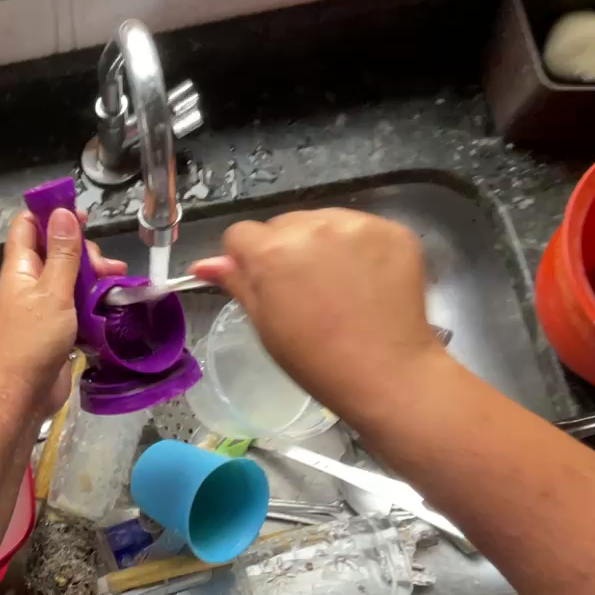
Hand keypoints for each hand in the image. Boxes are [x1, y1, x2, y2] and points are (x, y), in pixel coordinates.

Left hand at [0, 207, 125, 417]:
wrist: (24, 394)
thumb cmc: (33, 341)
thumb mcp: (53, 292)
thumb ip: (62, 253)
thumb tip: (62, 212)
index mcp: (19, 268)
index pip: (27, 226)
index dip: (50, 214)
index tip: (80, 213)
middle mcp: (28, 282)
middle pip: (55, 251)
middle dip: (83, 251)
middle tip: (105, 265)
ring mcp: (41, 305)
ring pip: (69, 278)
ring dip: (93, 276)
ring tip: (116, 282)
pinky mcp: (55, 326)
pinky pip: (75, 303)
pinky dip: (92, 300)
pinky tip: (111, 303)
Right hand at [189, 209, 445, 417]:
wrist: (386, 373)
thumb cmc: (313, 358)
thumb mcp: (264, 323)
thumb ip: (236, 283)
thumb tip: (202, 264)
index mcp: (272, 251)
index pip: (239, 234)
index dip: (244, 260)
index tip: (262, 286)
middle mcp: (312, 226)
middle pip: (281, 224)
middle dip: (283, 249)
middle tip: (300, 290)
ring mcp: (356, 224)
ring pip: (320, 221)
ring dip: (319, 244)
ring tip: (334, 285)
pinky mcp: (392, 230)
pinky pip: (359, 228)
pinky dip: (356, 247)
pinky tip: (363, 280)